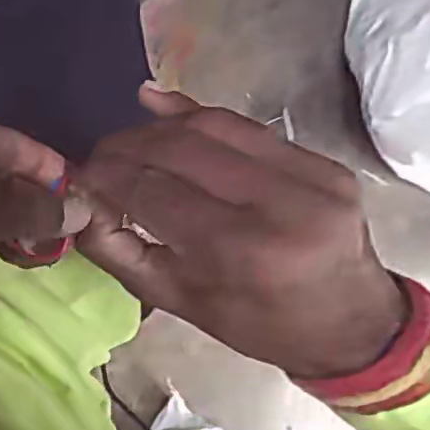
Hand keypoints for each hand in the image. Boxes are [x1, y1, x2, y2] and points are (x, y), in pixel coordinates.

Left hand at [0, 112, 72, 305]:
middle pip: (1, 167)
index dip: (50, 171)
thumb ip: (29, 209)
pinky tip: (7, 249)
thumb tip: (82, 210)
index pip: (15, 143)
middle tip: (62, 232)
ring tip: (38, 248)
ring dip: (12, 218)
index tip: (81, 201)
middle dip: (32, 200)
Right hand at [73, 86, 406, 378]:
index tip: (78, 174)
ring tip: (124, 141)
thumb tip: (81, 201)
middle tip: (95, 156)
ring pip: (211, 126)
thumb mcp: (172, 298)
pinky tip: (154, 104)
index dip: (107, 176)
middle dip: (125, 146)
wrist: (351, 325)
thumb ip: (115, 248)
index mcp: (239, 252)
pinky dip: (193, 114)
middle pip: (180, 150)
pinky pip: (243, 126)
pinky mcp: (323, 161)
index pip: (153, 191)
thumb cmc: (251, 322)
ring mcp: (310, 176)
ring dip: (155, 128)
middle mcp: (279, 205)